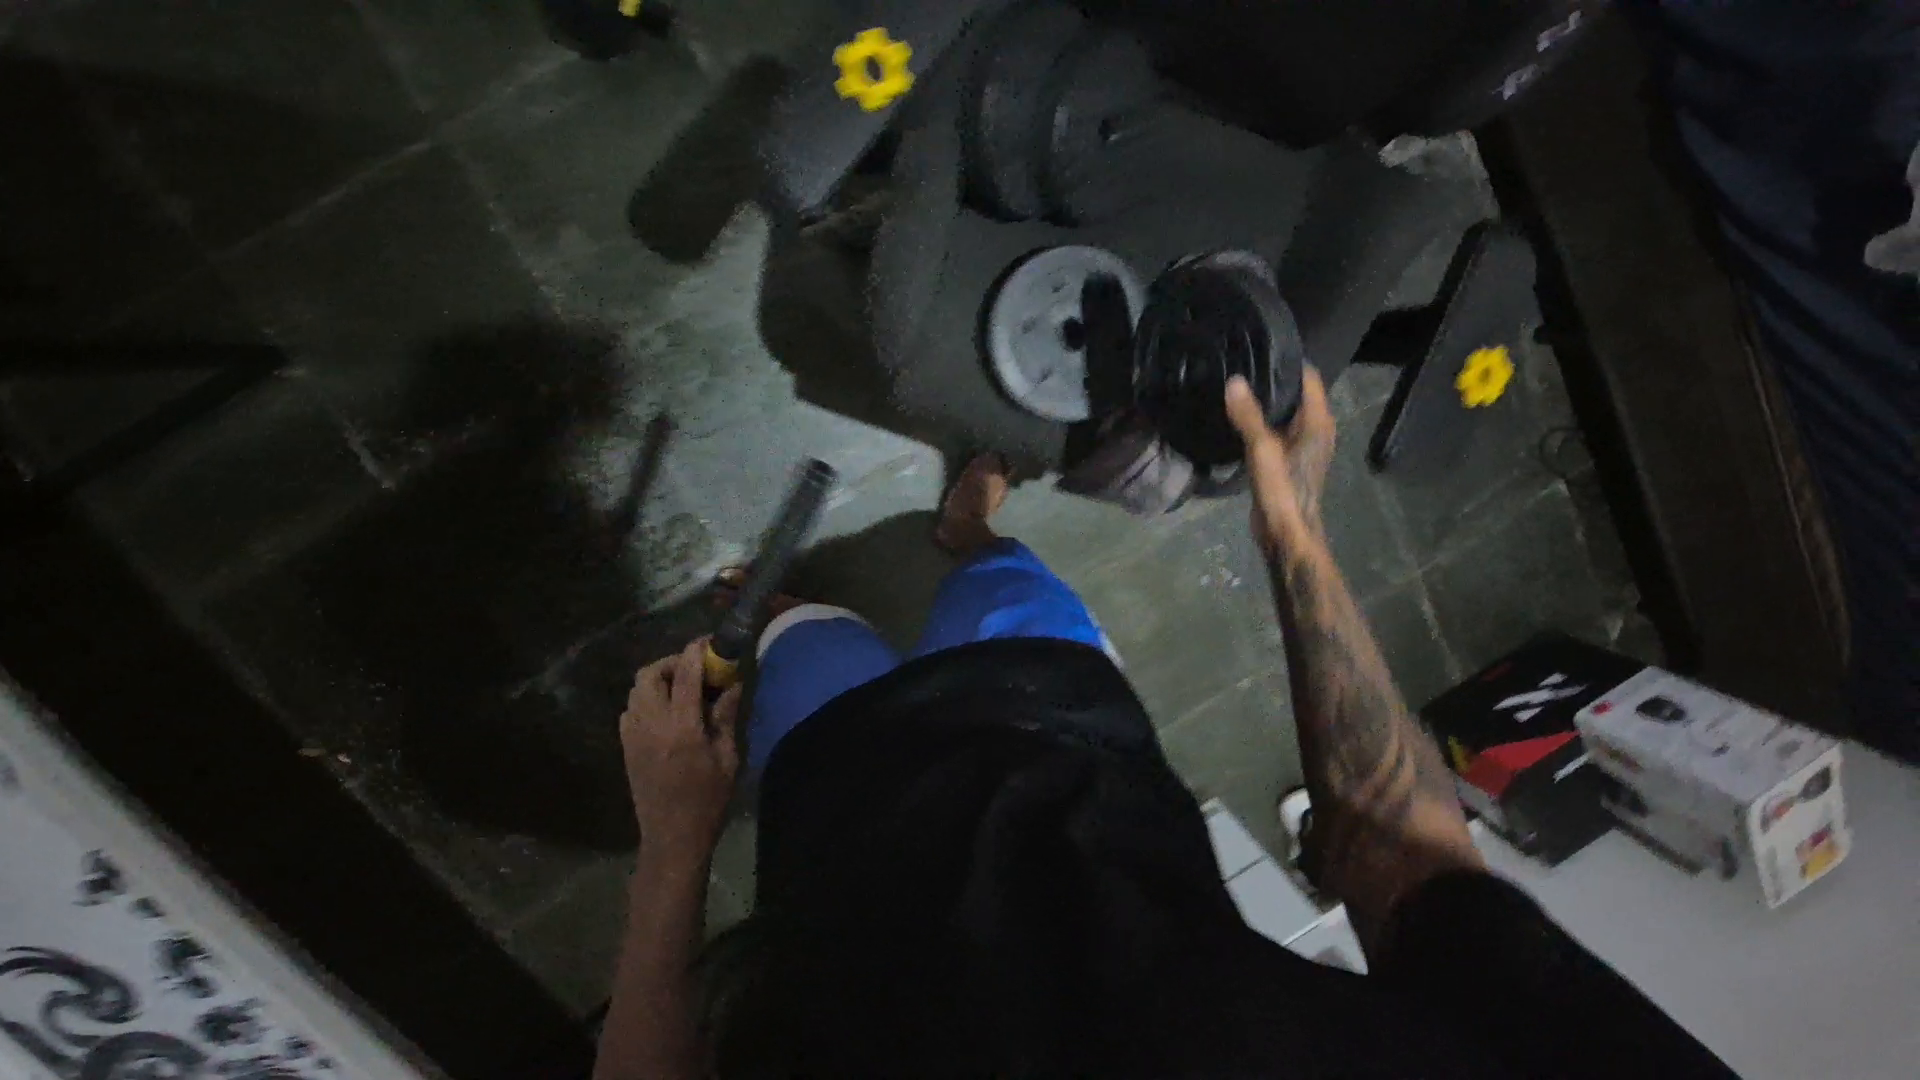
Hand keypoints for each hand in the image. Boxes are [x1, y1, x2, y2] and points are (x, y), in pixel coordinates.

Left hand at [620, 639, 740, 864]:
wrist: (672, 837)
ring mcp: (632, 736)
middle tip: (694, 668)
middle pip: (649, 674)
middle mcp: (651, 726)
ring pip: (636, 690)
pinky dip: (646, 699)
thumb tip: (733, 683)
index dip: (696, 652)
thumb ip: (726, 716)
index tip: (709, 641)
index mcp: (681, 729)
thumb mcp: (728, 758)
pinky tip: (666, 711)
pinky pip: (630, 709)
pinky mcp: (625, 747)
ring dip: (658, 679)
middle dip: (671, 662)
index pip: (685, 676)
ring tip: (682, 688)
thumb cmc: (709, 800)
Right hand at [1225, 370, 1334, 553]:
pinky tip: (1239, 419)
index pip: (1309, 378)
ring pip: (1284, 414)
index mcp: (1319, 422)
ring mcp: (1302, 447)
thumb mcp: (1263, 448)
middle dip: (1273, 380)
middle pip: (1296, 394)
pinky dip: (1261, 423)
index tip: (1261, 347)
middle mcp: (1316, 430)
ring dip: (1266, 404)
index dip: (1288, 362)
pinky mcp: (1287, 461)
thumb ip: (1248, 415)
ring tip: (1237, 388)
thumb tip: (1234, 381)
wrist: (1286, 532)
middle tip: (1242, 365)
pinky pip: (1275, 431)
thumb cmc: (1283, 489)